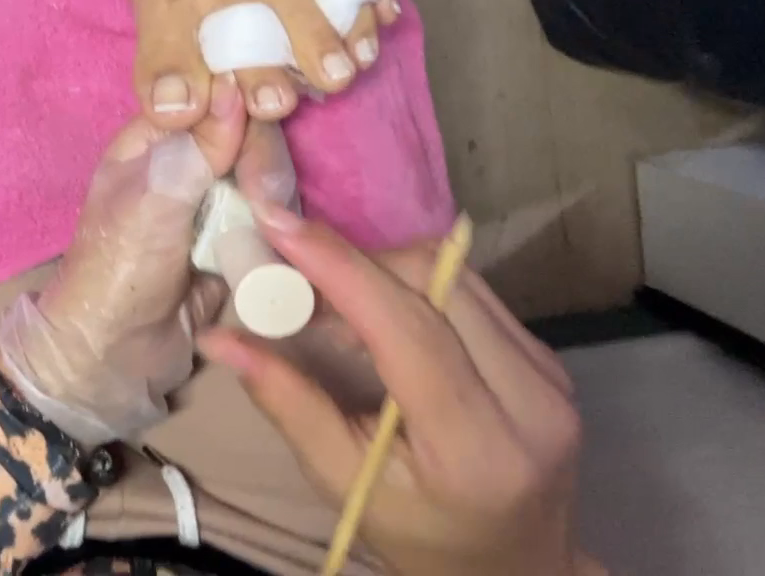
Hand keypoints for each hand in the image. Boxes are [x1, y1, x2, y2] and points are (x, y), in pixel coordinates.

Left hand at [0, 78, 250, 444]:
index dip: (243, 106)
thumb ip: (197, 148)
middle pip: (244, 137)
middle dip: (261, 162)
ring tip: (272, 226)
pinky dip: (280, 229)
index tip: (266, 124)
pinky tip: (288, 241)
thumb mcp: (153, 202)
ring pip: (262, 178)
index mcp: (152, 141)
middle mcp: (182, 163)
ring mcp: (209, 204)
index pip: (209, 100)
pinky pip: (269, 222)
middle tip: (266, 202)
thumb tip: (235, 86)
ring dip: (274, 198)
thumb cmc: (119, 268)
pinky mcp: (232, 241)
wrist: (115, 354)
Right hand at [198, 210, 598, 575]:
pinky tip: (376, 309)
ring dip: (379, 266)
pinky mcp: (544, 355)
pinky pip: (465, 285)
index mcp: (477, 446)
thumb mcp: (340, 480)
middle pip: (432, 280)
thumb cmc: (418, 533)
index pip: (407, 328)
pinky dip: (407, 279)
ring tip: (332, 297)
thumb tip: (217, 338)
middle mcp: (530, 399)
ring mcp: (547, 372)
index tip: (276, 224)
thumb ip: (284, 401)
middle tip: (293, 276)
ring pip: (450, 271)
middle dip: (353, 262)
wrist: (516, 565)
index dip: (339, 266)